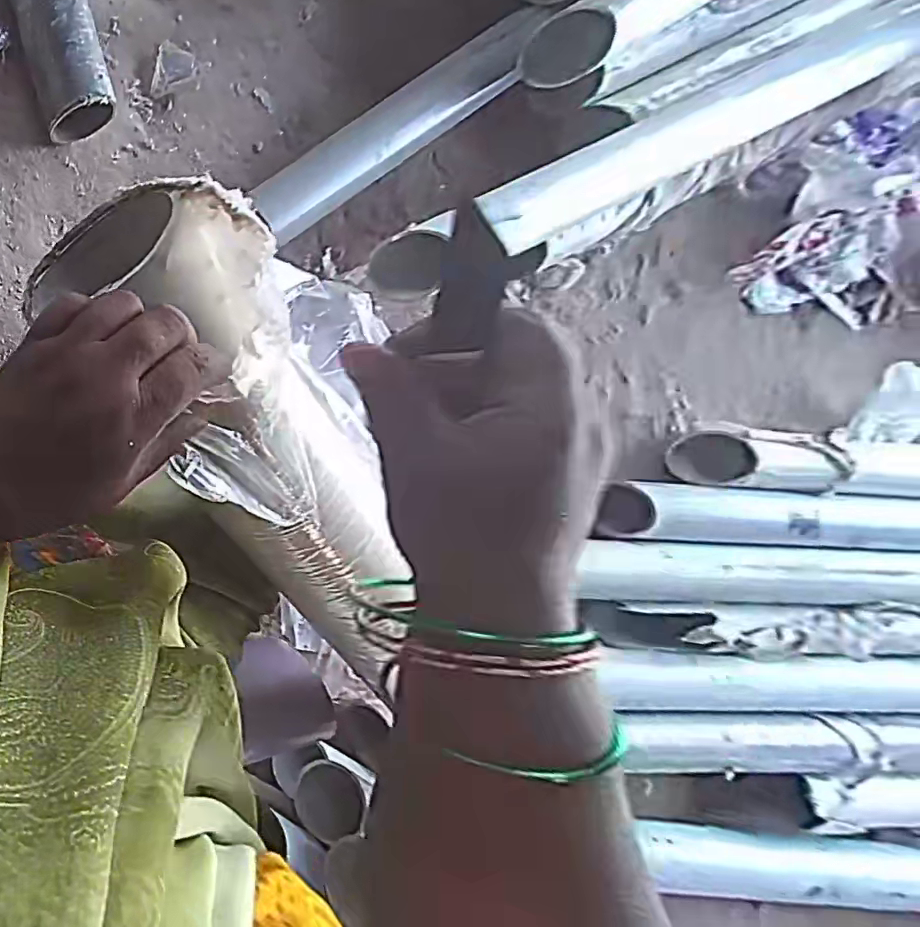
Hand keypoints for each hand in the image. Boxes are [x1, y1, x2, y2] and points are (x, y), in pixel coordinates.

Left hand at [0, 291, 228, 541]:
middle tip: (174, 352)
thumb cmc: (56, 491)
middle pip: (164, 324)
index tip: (209, 367)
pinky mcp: (36, 340)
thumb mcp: (123, 483)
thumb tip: (202, 408)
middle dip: (181, 335)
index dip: (209, 363)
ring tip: (133, 340)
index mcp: (131, 418)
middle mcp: (104, 375)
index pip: (189, 368)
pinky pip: (76, 303)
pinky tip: (93, 334)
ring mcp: (67, 351)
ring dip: (139, 318)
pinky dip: (93, 311)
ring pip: (123, 303)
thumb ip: (167, 441)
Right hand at [338, 308, 605, 633]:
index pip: (518, 324)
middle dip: (445, 362)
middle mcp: (578, 418)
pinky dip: (469, 420)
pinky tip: (432, 449)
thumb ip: (389, 389)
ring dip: (452, 392)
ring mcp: (573, 448)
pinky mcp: (557, 472)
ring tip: (405, 423)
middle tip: (394, 390)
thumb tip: (359, 347)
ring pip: (509, 390)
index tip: (401, 354)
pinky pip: (514, 422)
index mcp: (551, 405)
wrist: (495, 612)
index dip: (454, 325)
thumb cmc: (457, 526)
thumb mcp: (412, 450)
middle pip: (513, 356)